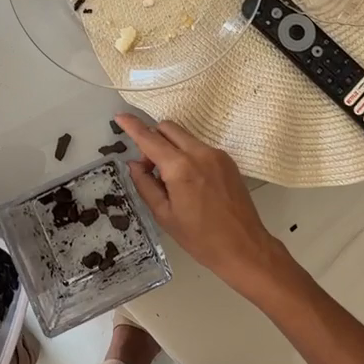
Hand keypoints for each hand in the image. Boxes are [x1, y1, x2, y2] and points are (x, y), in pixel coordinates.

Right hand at [114, 115, 293, 295]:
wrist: (244, 247)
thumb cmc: (200, 238)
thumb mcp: (164, 215)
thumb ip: (145, 185)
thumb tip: (134, 164)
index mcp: (180, 168)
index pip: (150, 138)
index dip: (132, 126)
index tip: (119, 116)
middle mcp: (199, 153)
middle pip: (168, 128)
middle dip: (152, 139)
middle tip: (148, 168)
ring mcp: (216, 154)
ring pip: (184, 136)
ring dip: (169, 147)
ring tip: (169, 179)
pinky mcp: (227, 160)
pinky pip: (199, 147)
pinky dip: (186, 154)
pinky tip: (188, 182)